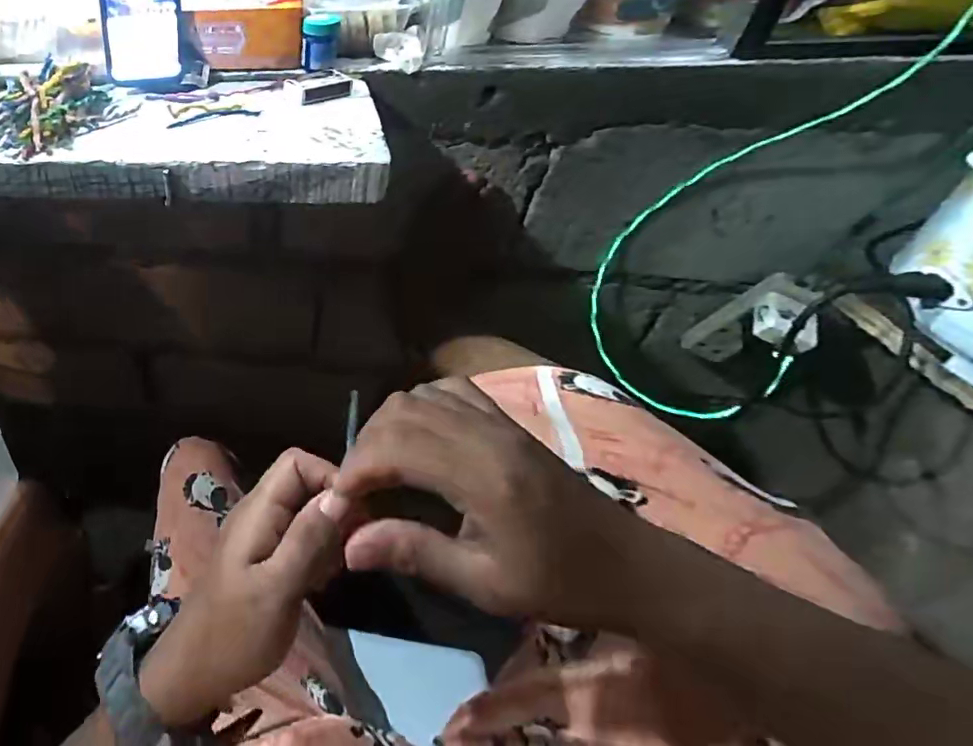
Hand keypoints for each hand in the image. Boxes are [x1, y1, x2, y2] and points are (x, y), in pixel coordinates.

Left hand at [138, 449, 349, 728]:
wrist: (197, 669)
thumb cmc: (235, 631)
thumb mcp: (276, 588)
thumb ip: (306, 540)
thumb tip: (340, 495)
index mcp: (257, 510)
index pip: (296, 461)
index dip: (330, 476)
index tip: (358, 513)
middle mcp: (261, 512)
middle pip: (306, 485)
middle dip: (335, 511)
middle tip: (351, 552)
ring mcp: (264, 535)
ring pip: (308, 513)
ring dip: (329, 537)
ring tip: (333, 573)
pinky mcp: (269, 558)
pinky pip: (303, 540)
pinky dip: (319, 555)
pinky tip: (320, 585)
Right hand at [335, 378, 654, 629]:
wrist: (631, 565)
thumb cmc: (560, 583)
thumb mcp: (486, 584)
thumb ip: (415, 552)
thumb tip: (349, 545)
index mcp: (482, 475)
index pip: (396, 446)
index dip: (356, 467)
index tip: (341, 499)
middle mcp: (485, 433)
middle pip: (400, 413)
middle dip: (365, 445)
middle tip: (356, 484)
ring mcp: (497, 419)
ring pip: (418, 394)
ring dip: (387, 423)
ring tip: (380, 462)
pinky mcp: (504, 417)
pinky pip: (447, 388)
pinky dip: (418, 404)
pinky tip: (416, 434)